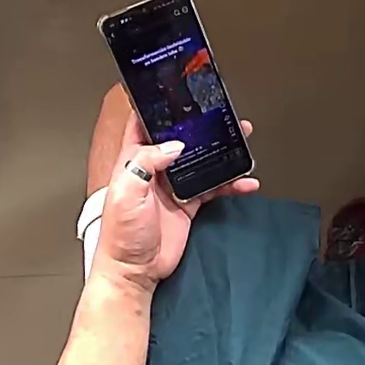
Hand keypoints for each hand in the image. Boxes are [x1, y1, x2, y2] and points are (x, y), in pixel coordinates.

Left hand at [90, 112, 258, 290]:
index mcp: (133, 162)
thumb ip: (146, 163)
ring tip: (241, 141)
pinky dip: (230, 185)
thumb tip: (173, 145)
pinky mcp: (188, 205)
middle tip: (220, 115)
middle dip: (200, 127)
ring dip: (221, 152)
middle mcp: (154, 171)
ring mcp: (172, 188)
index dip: (155, 109)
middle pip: (180, 140)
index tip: (173, 93)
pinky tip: (244, 182)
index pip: (143, 126)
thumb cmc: (120, 236)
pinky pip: (213, 189)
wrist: (134, 271)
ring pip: (201, 161)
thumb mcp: (127, 193)